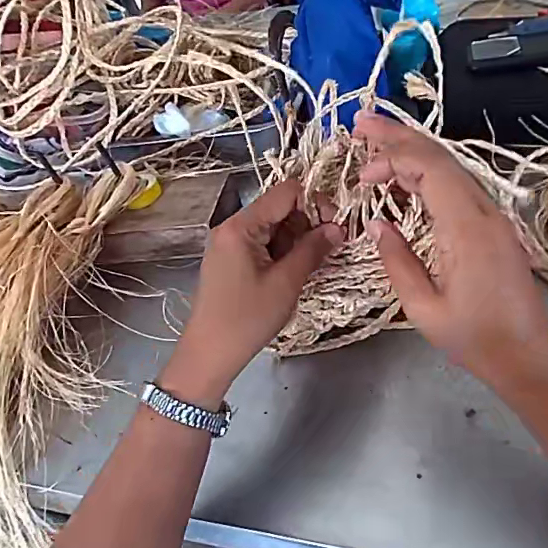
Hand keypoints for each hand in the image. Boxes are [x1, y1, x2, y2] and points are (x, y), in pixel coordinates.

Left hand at [162, 178, 340, 405]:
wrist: (209, 354)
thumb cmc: (246, 319)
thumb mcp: (286, 283)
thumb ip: (313, 249)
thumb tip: (338, 227)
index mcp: (241, 226)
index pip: (286, 192)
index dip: (315, 202)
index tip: (334, 226)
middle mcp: (233, 227)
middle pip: (280, 208)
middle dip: (308, 223)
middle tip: (328, 248)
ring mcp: (230, 244)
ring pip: (275, 227)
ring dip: (298, 240)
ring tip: (313, 264)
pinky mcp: (232, 260)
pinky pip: (264, 244)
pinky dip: (284, 252)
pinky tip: (295, 271)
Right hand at [354, 111, 547, 396]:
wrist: (530, 353)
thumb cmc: (476, 338)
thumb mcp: (423, 307)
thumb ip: (397, 260)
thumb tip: (376, 224)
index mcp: (467, 228)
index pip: (430, 169)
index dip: (392, 158)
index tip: (361, 174)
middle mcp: (484, 212)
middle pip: (441, 157)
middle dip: (400, 136)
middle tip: (362, 121)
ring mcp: (494, 216)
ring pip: (452, 168)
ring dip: (414, 151)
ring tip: (378, 141)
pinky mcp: (495, 225)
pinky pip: (459, 187)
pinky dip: (429, 174)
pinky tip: (407, 178)